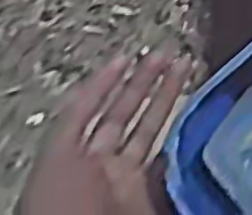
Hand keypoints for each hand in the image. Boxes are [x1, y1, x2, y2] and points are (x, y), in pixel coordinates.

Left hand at [18, 52, 191, 214]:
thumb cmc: (63, 208)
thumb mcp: (55, 162)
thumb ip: (75, 119)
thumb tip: (103, 81)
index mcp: (69, 160)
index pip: (90, 112)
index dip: (106, 84)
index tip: (127, 55)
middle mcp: (100, 167)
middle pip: (124, 115)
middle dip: (144, 81)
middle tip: (166, 51)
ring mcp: (128, 180)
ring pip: (151, 127)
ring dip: (167, 94)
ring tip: (185, 62)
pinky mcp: (153, 193)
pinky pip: (169, 154)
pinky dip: (183, 128)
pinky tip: (196, 103)